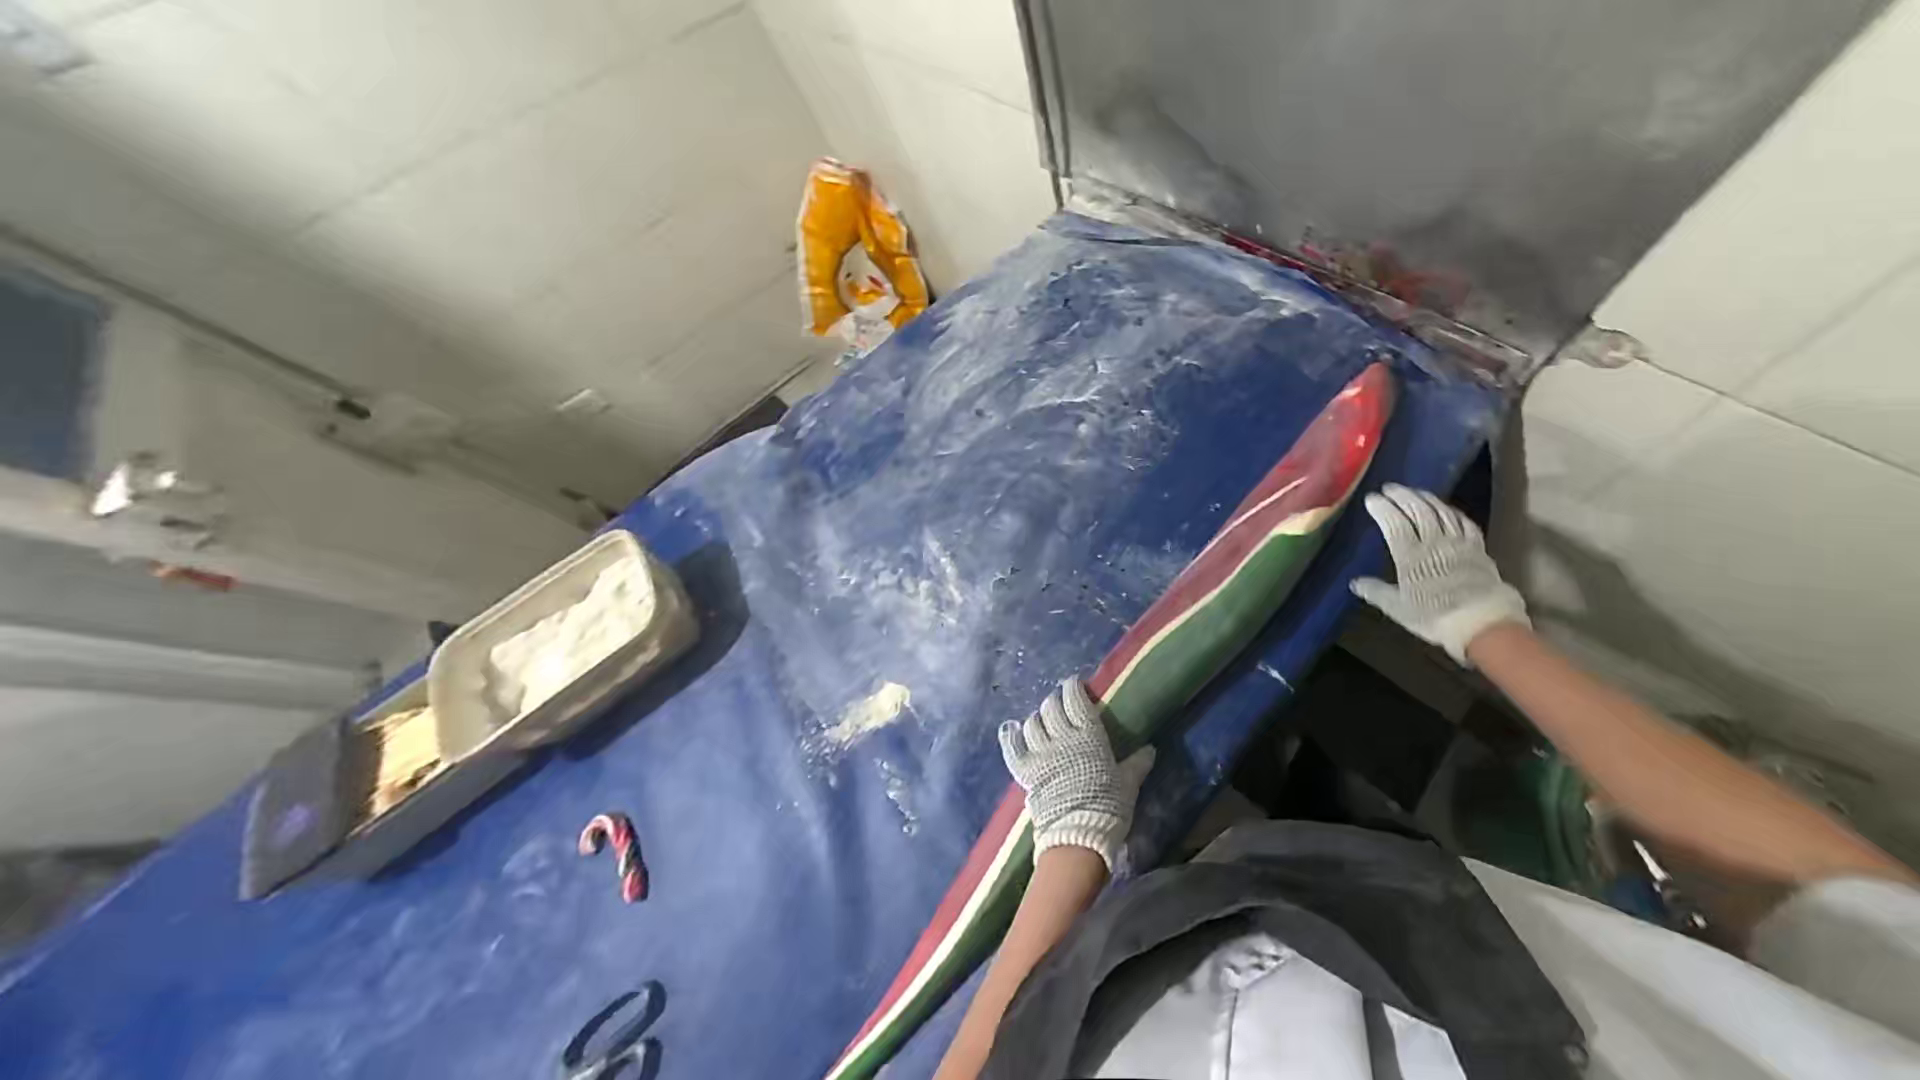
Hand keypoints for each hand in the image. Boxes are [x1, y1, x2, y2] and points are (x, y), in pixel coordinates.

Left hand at [999, 679, 1154, 871]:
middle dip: (1054, 701)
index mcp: (1089, 736)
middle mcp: (1061, 738)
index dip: (1072, 688)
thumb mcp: (1128, 784)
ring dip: (1036, 718)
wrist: (1078, 836)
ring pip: (1032, 723)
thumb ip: (1136, 764)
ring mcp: (1040, 753)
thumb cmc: (1108, 807)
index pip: (1076, 700)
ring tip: (1041, 720)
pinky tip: (1011, 728)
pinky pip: (1012, 745)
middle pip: (1051, 707)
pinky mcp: (1024, 770)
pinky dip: (1010, 734)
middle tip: (1058, 703)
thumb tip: (1150, 749)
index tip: (1072, 684)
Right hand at [1349, 483, 1528, 664]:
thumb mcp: (1398, 608)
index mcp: (1411, 556)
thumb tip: (1355, 582)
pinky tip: (1446, 509)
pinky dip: (1452, 512)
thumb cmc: (1434, 616)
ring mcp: (1459, 544)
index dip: (1383, 509)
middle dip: (1402, 496)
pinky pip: (1464, 523)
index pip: (1394, 523)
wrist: (1483, 624)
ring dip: (1426, 499)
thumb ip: (1376, 591)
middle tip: (1390, 488)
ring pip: (1442, 513)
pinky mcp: (1478, 549)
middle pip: (1418, 511)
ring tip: (1414, 492)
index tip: (1371, 498)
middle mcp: (1435, 543)